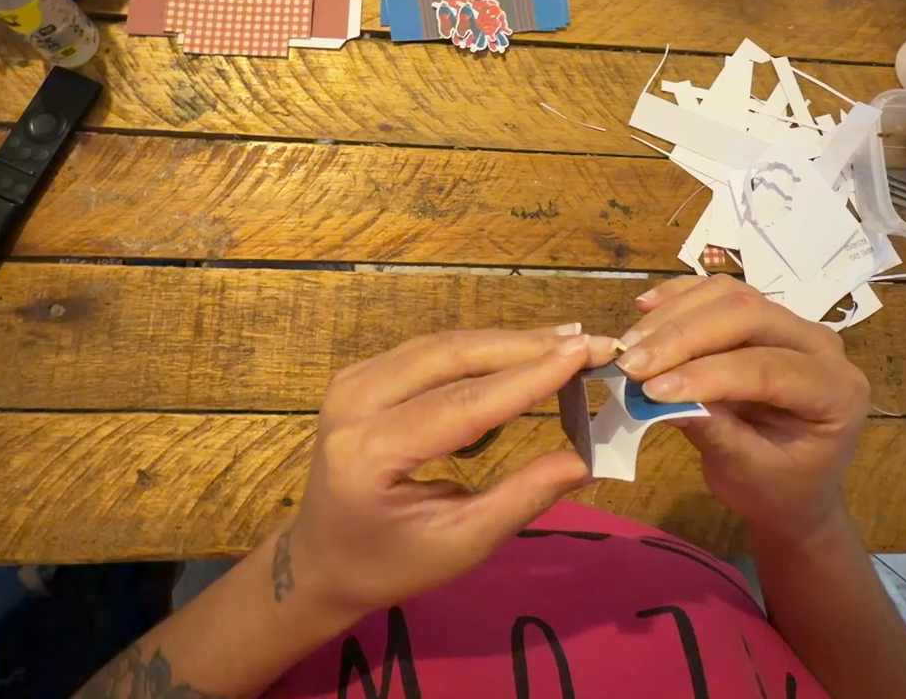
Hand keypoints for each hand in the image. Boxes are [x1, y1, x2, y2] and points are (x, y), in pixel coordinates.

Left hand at [284, 324, 613, 619]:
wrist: (318, 557)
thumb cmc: (389, 563)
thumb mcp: (458, 545)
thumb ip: (520, 498)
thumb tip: (585, 459)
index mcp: (370, 453)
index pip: (462, 404)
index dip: (527, 377)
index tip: (582, 354)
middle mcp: (355, 402)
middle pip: (451, 357)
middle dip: (524, 347)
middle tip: (587, 342)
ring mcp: (352, 380)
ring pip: (442, 344)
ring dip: (506, 342)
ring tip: (565, 341)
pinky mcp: (361, 373)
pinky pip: (430, 350)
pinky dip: (480, 349)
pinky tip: (521, 350)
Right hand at [615, 275, 869, 544]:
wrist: (792, 485)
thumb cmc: (777, 487)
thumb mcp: (748, 472)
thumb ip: (713, 431)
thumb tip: (657, 399)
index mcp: (836, 392)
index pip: (767, 368)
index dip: (706, 374)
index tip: (650, 390)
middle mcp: (820, 345)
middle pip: (748, 316)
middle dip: (682, 337)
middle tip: (631, 362)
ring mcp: (790, 322)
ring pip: (728, 295)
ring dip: (672, 315)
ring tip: (630, 345)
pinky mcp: (759, 313)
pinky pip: (716, 290)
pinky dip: (677, 296)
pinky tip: (644, 308)